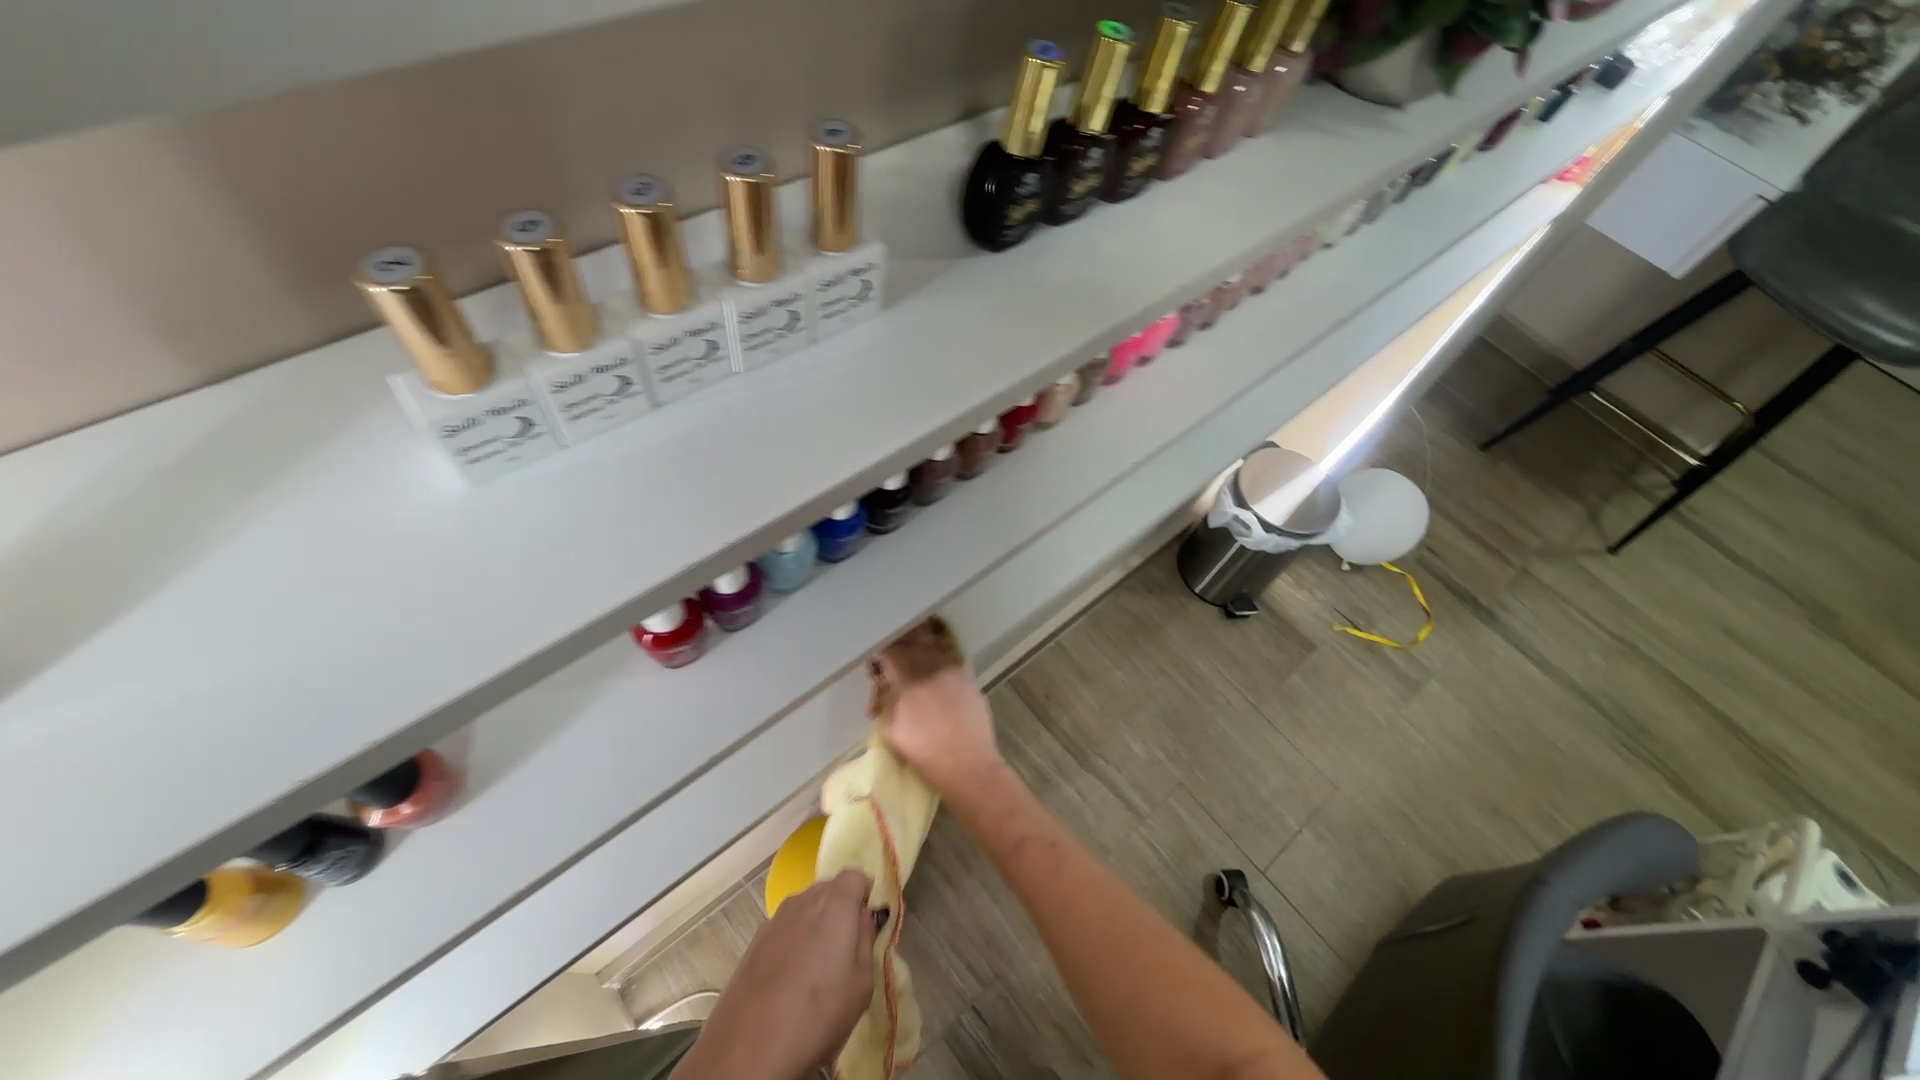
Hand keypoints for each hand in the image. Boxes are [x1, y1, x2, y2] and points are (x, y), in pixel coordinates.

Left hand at [675, 870, 878, 1078]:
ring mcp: (774, 920)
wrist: (748, 1049)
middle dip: (842, 908)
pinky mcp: (753, 942)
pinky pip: (785, 929)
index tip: (868, 924)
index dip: (865, 894)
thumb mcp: (861, 982)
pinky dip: (794, 941)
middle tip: (847, 949)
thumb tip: (863, 916)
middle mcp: (802, 901)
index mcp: (834, 905)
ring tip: (818, 968)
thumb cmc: (818, 1015)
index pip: (855, 876)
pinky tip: (792, 980)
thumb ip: (866, 939)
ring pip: (805, 909)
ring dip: (817, 925)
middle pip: (828, 889)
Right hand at [874, 650, 1003, 798]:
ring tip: (917, 655)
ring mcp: (955, 674)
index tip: (880, 660)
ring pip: (935, 650)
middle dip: (902, 649)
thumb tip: (887, 688)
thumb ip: (888, 705)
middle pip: (913, 647)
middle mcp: (932, 672)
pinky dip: (944, 660)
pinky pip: (954, 661)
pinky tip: (940, 669)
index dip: (884, 655)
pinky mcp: (971, 682)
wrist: (969, 767)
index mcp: (909, 685)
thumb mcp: (894, 733)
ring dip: (923, 650)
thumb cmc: (927, 757)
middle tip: (896, 655)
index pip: (891, 655)